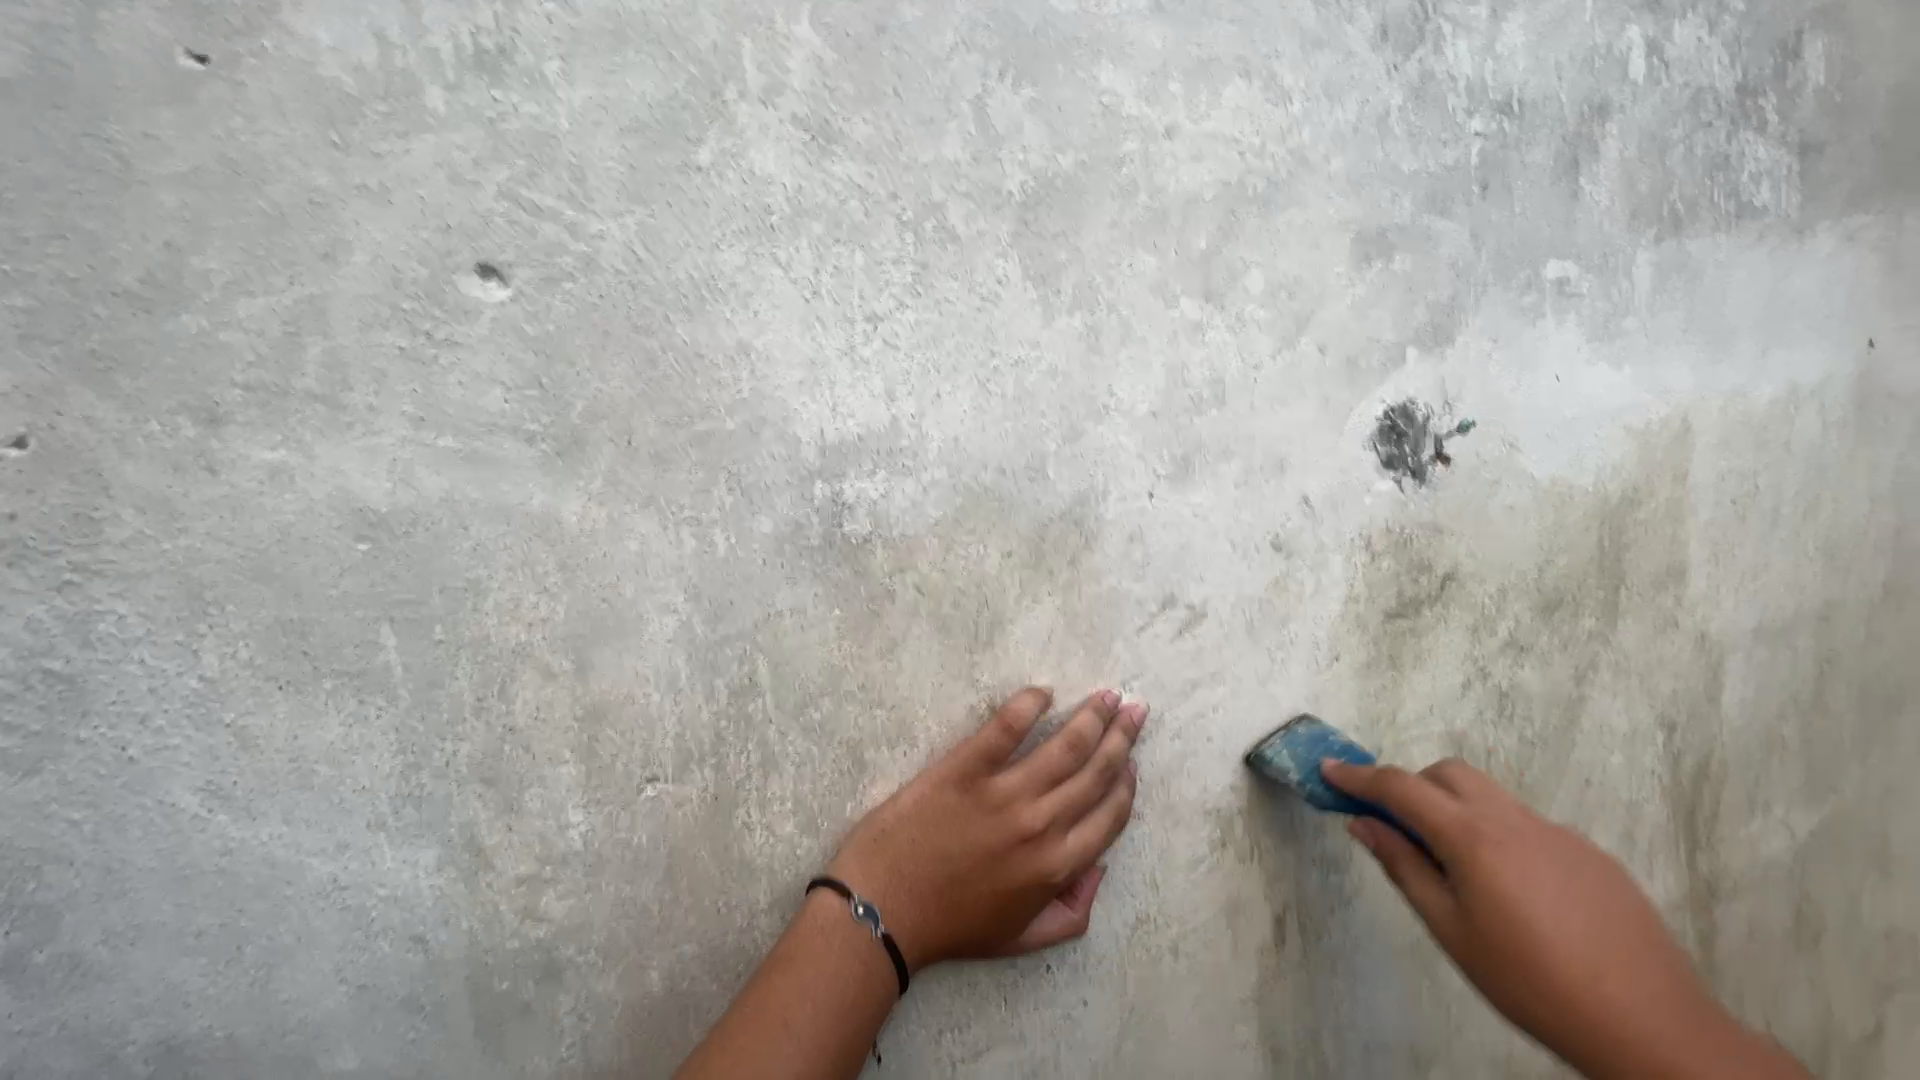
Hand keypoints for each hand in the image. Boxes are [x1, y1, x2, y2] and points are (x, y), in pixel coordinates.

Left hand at [826, 687, 1144, 971]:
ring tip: (1107, 696)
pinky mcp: (964, 769)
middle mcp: (1042, 825)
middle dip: (1122, 737)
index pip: (1110, 816)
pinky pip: (1006, 728)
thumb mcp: (1020, 940)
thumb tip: (1100, 871)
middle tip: (1134, 710)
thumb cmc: (948, 927)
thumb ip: (1071, 915)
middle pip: (1096, 772)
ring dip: (1092, 717)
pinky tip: (1043, 692)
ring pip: (1064, 746)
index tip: (1132, 761)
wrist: (882, 910)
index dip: (1127, 784)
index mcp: (1057, 867)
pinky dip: (1028, 705)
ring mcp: (1004, 794)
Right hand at [1323, 758, 1809, 1079]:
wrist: (1650, 1024)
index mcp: (1474, 838)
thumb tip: (1364, 824)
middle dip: (1414, 786)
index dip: (1358, 776)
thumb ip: (1405, 868)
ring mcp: (1560, 834)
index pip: (1400, 788)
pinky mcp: (1592, 855)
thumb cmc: (1531, 982)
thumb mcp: (1451, 931)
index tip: (1329, 769)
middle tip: (1398, 828)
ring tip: (1459, 871)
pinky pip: (1529, 827)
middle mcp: (1515, 821)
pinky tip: (1517, 896)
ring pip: (1491, 798)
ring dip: (1458, 810)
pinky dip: (1500, 837)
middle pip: (1450, 774)